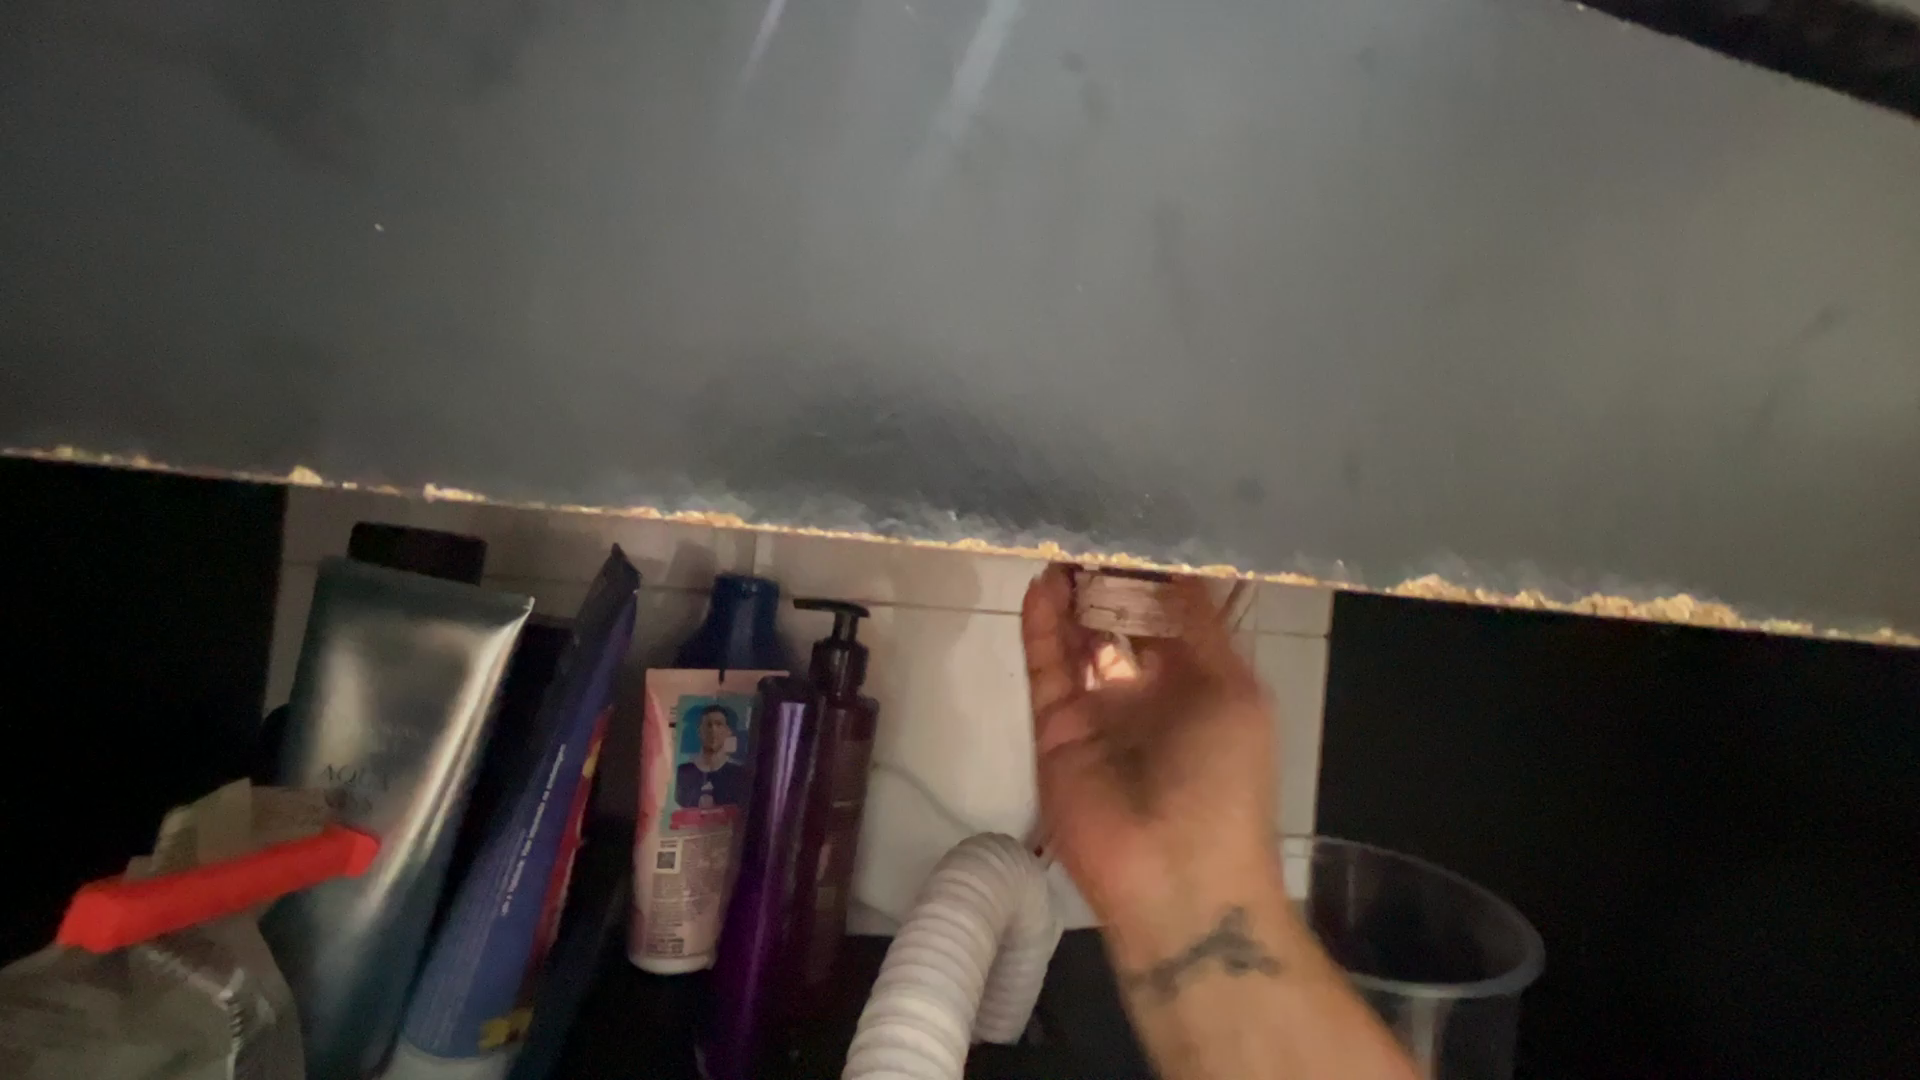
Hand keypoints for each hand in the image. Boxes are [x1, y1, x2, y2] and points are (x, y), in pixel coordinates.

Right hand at [1022, 565, 1280, 941]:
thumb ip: (1201, 628)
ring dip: (1070, 596)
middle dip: (1105, 579)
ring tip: (1062, 548)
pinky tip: (1040, 587)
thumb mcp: (1233, 692)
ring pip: (1077, 638)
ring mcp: (1097, 708)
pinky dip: (1040, 627)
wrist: (1174, 874)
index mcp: (1196, 682)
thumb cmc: (1223, 778)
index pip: (1167, 615)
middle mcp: (1144, 690)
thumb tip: (1178, 568)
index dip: (1150, 574)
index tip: (1133, 528)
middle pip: (1117, 621)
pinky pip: (1046, 666)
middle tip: (1088, 529)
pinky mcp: (1056, 725)